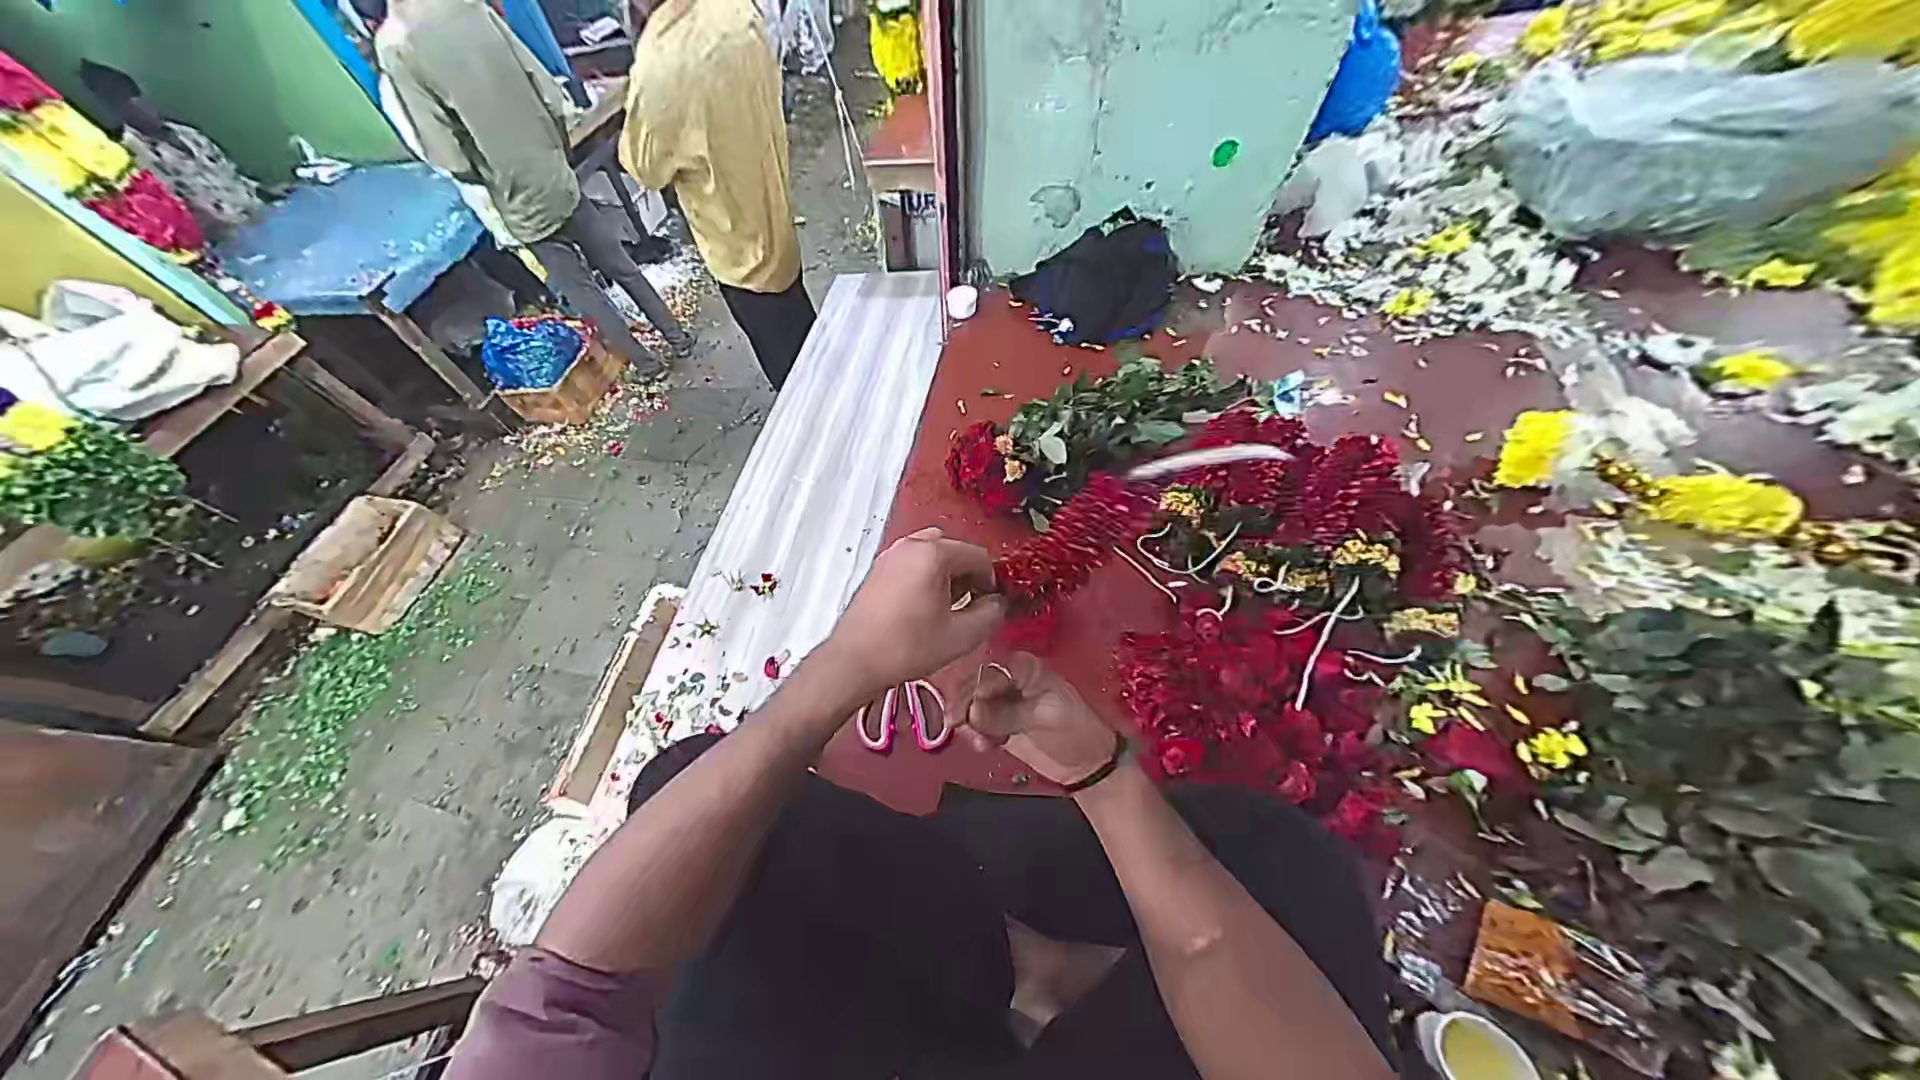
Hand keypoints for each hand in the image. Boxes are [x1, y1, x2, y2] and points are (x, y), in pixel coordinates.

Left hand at [820, 527, 1004, 698]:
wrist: (855, 661)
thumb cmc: (905, 647)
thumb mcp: (961, 635)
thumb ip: (990, 614)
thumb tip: (996, 604)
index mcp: (933, 553)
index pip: (978, 556)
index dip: (990, 581)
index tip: (989, 604)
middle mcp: (911, 545)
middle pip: (954, 550)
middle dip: (968, 575)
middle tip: (970, 604)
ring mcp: (891, 555)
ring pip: (932, 554)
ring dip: (947, 574)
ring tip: (947, 606)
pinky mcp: (878, 569)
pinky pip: (912, 562)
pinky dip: (925, 576)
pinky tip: (924, 607)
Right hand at [958, 653, 1122, 787]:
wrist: (1087, 764)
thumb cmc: (1076, 731)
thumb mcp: (1047, 717)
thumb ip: (1008, 713)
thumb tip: (973, 713)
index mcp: (1024, 667)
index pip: (988, 670)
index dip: (972, 688)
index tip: (962, 709)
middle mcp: (1008, 679)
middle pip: (973, 685)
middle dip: (964, 706)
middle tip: (956, 725)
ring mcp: (1001, 701)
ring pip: (969, 705)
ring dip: (969, 723)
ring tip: (982, 742)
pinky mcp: (996, 723)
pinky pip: (974, 724)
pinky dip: (975, 735)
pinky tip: (986, 746)